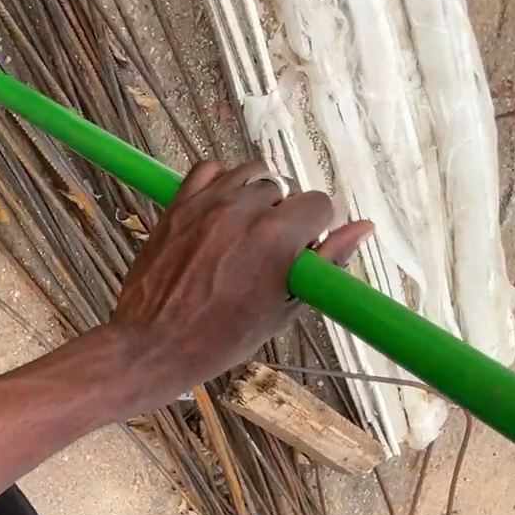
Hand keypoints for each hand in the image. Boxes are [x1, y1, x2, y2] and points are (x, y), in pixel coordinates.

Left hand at [103, 160, 371, 411]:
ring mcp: (206, 206)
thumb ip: (324, 265)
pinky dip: (218, 182)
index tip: (297, 251)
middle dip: (281, 215)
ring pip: (249, 173)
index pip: (319, 203)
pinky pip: (207, 170)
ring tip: (242, 229)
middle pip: (282, 189)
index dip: (313, 229)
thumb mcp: (281, 311)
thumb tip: (362, 229)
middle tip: (263, 250)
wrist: (152, 344)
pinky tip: (218, 209)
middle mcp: (243, 212)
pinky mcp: (177, 207)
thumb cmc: (216, 339)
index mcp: (277, 238)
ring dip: (253, 194)